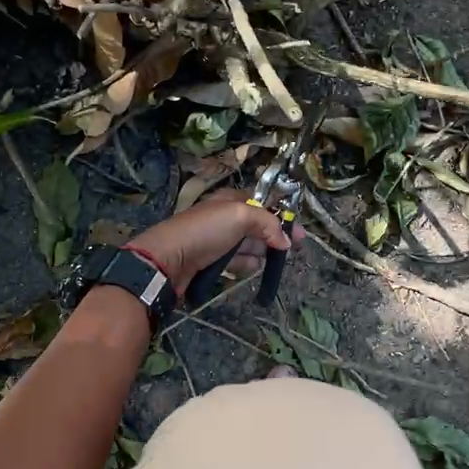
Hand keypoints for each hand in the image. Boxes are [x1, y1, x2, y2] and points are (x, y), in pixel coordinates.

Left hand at [125, 191, 295, 294]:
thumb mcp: (240, 215)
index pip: (263, 204)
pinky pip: (237, 262)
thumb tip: (287, 241)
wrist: (168, 260)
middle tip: (291, 251)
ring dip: (261, 253)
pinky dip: (246, 266)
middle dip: (275, 237)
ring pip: (249, 246)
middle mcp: (225, 218)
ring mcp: (219, 241)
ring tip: (270, 260)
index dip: (282, 216)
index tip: (300, 233)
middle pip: (259, 227)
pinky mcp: (213, 262)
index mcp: (230, 200)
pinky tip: (251, 269)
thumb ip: (267, 224)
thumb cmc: (205, 231)